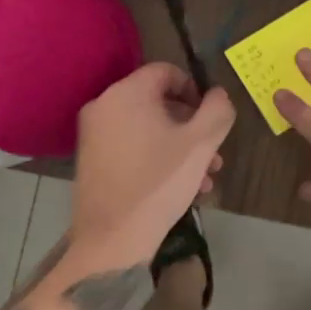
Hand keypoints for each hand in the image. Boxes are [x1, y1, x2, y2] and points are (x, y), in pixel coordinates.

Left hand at [70, 63, 234, 267]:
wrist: (112, 238)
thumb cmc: (159, 183)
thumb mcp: (201, 144)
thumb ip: (217, 110)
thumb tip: (218, 94)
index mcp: (127, 93)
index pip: (166, 71)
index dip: (195, 89)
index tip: (212, 116)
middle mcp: (104, 106)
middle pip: (158, 102)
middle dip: (191, 125)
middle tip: (214, 152)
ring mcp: (94, 134)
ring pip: (147, 128)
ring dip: (180, 146)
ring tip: (205, 176)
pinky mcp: (92, 160)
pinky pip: (131, 146)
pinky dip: (157, 157)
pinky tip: (182, 186)